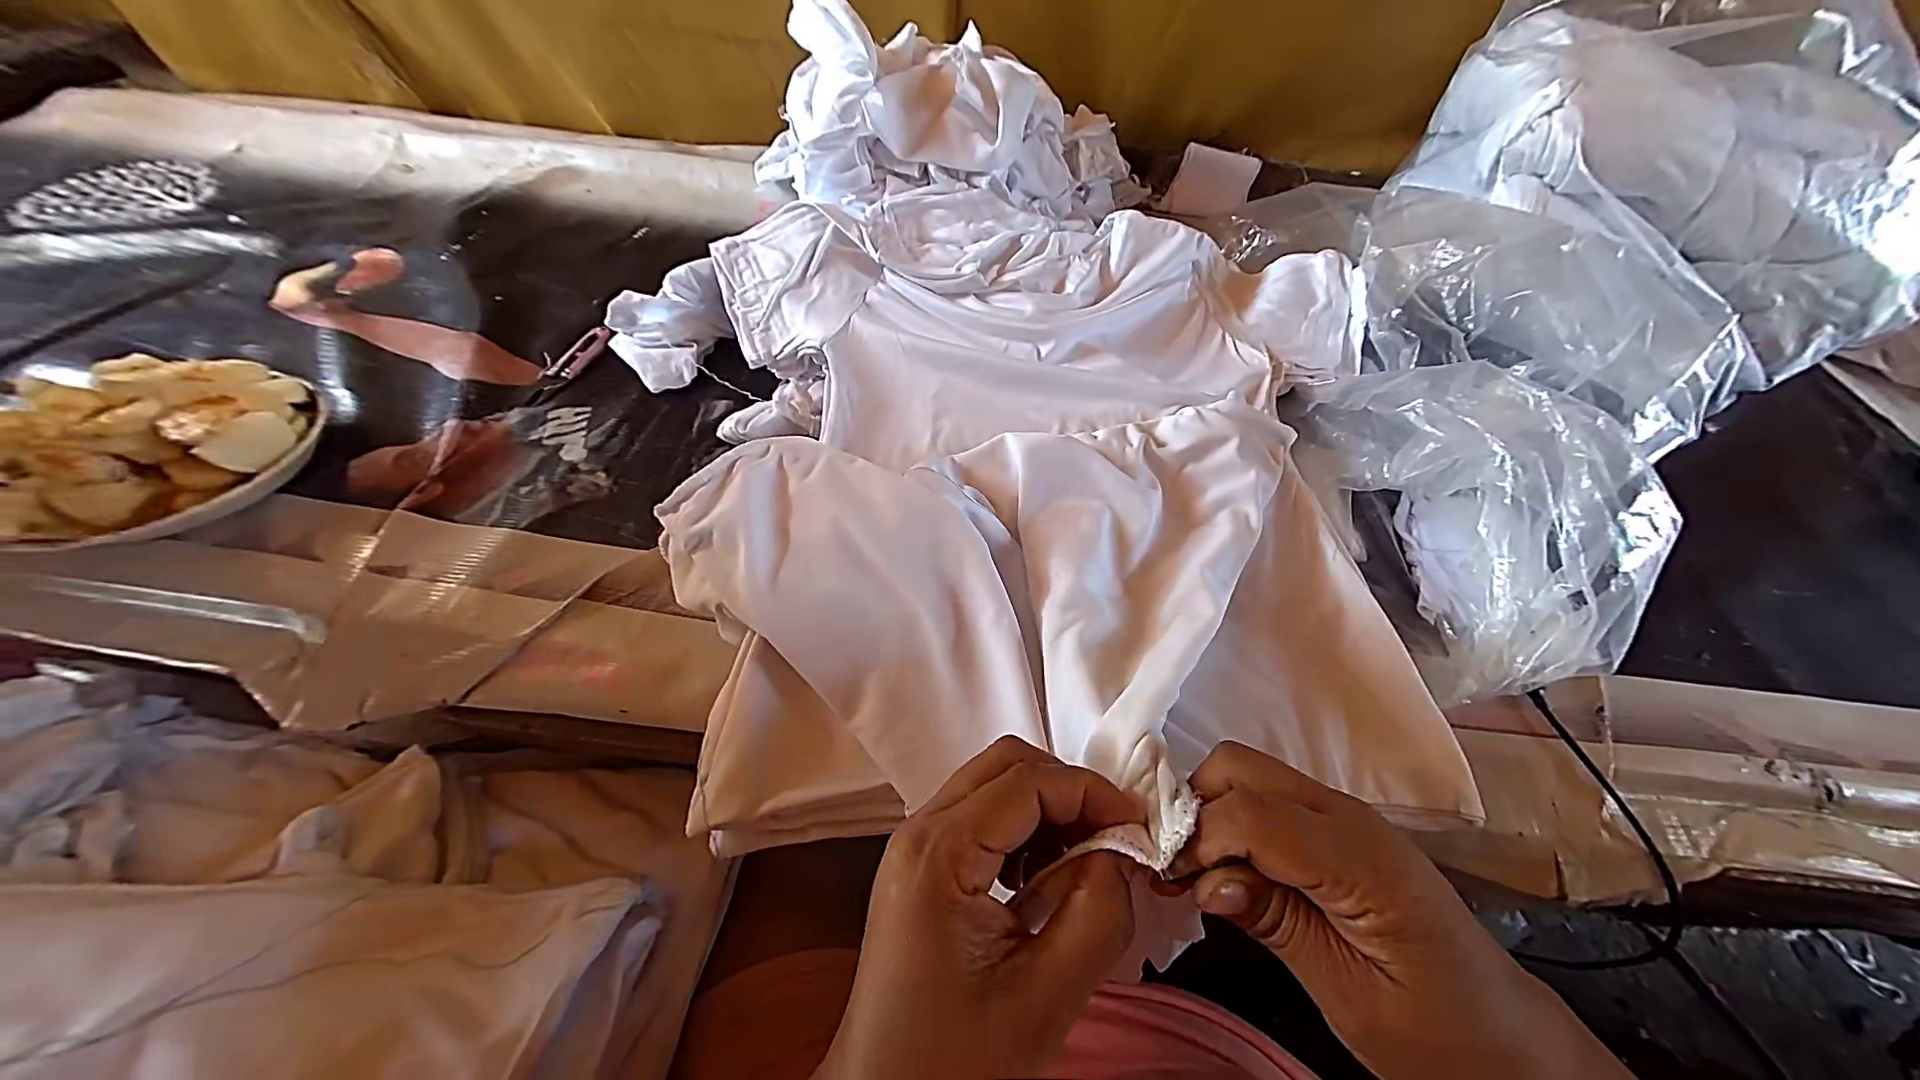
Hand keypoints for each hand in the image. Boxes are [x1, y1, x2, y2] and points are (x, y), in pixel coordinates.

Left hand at [816, 736, 1143, 1079]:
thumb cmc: (953, 1060)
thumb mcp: (1045, 997)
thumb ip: (1097, 912)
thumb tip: (1117, 853)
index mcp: (939, 852)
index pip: (1026, 782)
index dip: (1090, 792)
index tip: (1136, 824)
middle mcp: (918, 832)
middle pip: (1004, 765)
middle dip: (1068, 789)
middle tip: (1113, 833)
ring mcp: (914, 844)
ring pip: (992, 784)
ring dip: (1047, 807)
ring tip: (1084, 860)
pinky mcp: (921, 864)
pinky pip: (980, 816)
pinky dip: (1023, 828)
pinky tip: (1045, 878)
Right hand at [1167, 742, 1631, 1079]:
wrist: (1513, 1043)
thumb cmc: (1440, 1035)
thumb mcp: (1351, 996)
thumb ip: (1275, 923)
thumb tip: (1203, 879)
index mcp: (1360, 858)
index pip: (1249, 813)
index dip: (1197, 839)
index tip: (1170, 882)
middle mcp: (1347, 815)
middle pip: (1238, 766)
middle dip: (1194, 808)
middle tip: (1178, 869)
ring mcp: (1342, 814)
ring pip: (1245, 773)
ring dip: (1206, 811)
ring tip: (1193, 872)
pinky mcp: (1334, 827)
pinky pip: (1263, 797)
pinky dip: (1228, 819)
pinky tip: (1222, 867)